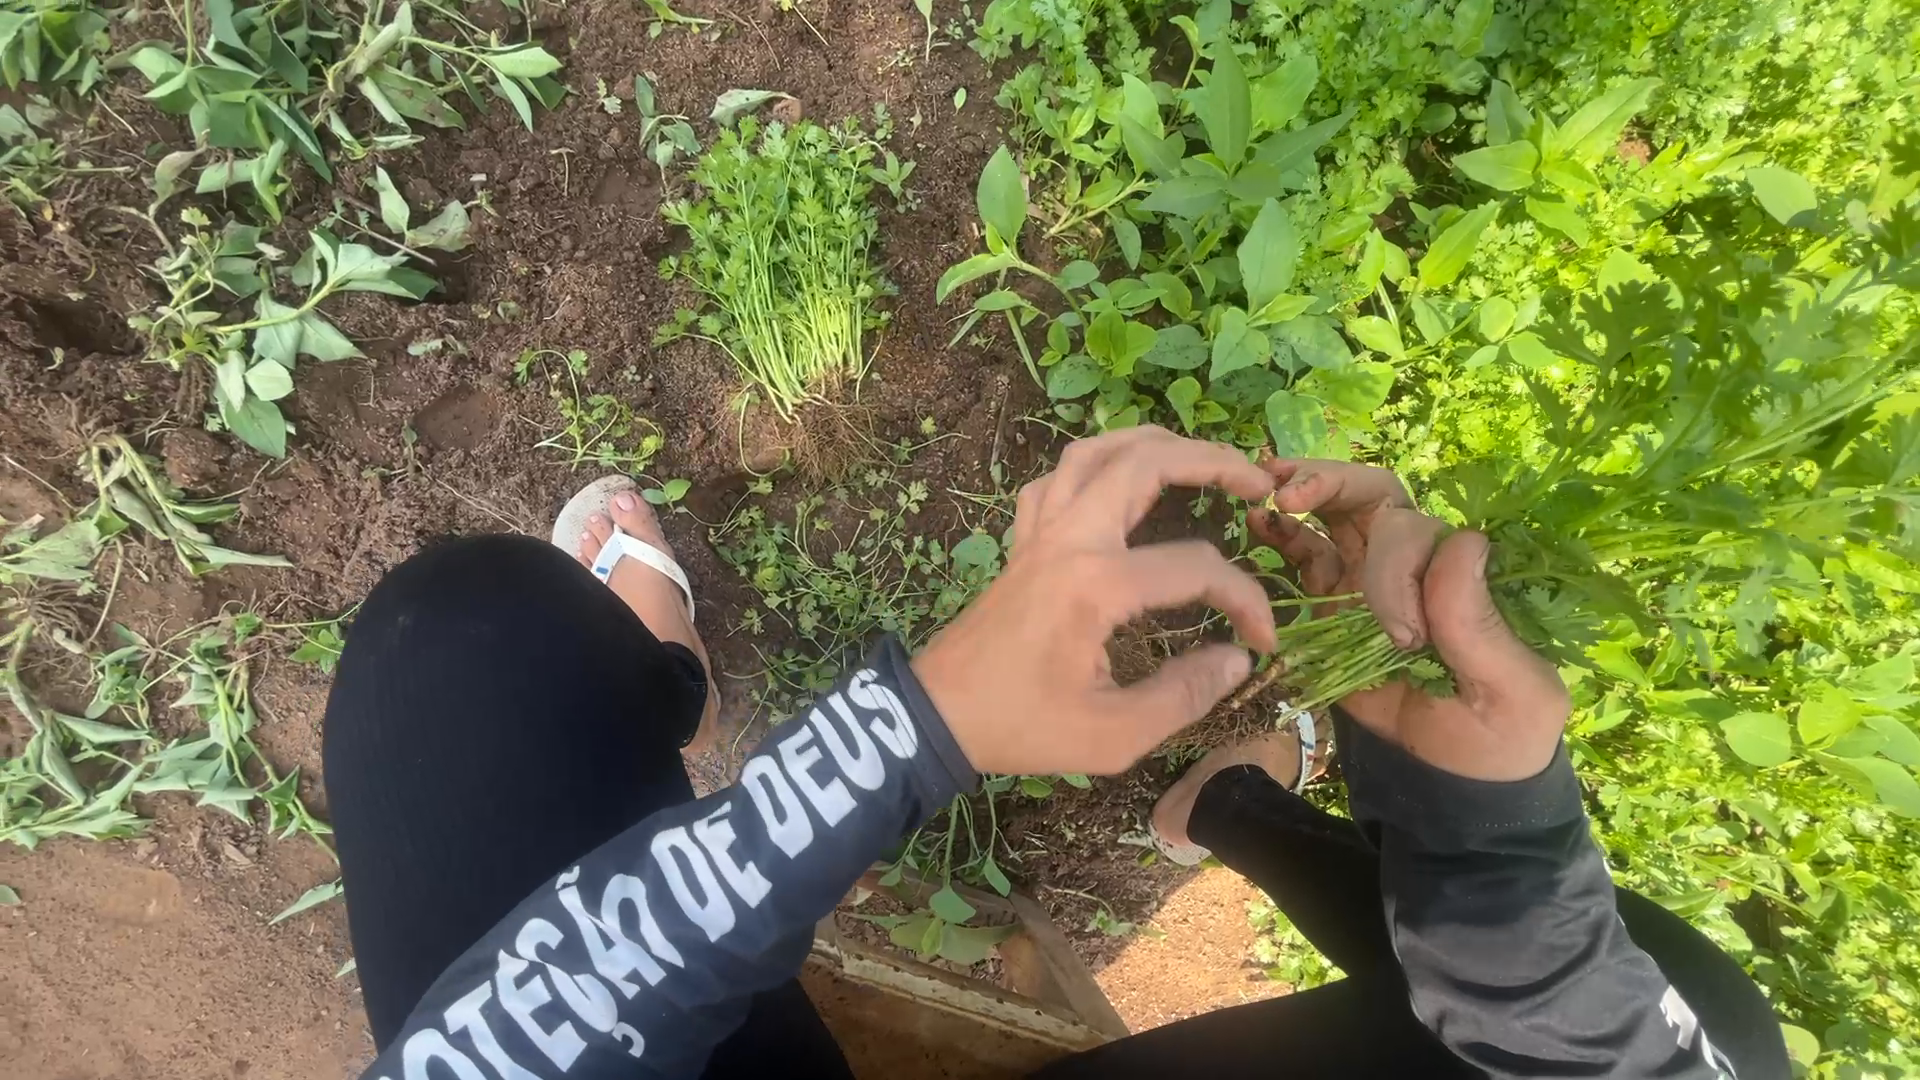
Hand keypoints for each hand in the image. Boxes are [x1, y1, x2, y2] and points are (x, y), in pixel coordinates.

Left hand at [912, 427, 1278, 775]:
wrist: (939, 714)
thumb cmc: (1021, 727)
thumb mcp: (1112, 734)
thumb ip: (1184, 695)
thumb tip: (1237, 658)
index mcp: (1096, 584)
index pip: (1196, 569)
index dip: (1245, 601)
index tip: (1263, 639)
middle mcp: (1069, 539)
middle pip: (1146, 462)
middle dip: (1213, 460)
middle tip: (1258, 481)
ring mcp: (1038, 532)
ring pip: (1095, 452)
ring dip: (1151, 444)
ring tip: (1195, 458)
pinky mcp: (1021, 541)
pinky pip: (1055, 479)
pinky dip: (1093, 466)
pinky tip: (1114, 484)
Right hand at [1252, 459, 1569, 781]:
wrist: (1441, 778)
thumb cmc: (1491, 738)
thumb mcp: (1511, 691)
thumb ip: (1480, 624)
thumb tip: (1464, 541)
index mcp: (1459, 577)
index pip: (1417, 534)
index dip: (1395, 570)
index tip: (1397, 636)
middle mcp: (1413, 565)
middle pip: (1372, 496)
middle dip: (1331, 484)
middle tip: (1290, 493)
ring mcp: (1365, 578)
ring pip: (1334, 513)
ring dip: (1301, 494)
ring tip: (1267, 496)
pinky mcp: (1329, 600)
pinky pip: (1303, 554)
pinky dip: (1280, 535)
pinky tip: (1259, 524)